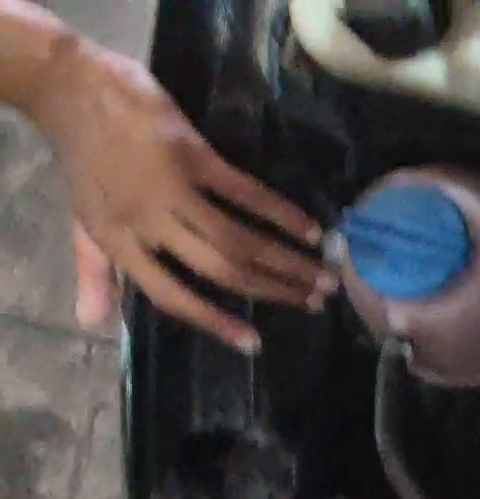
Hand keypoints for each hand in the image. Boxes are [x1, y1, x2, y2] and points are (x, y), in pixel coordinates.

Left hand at [21, 36, 334, 351]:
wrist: (65, 85)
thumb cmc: (82, 159)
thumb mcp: (82, 219)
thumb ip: (97, 271)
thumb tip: (94, 320)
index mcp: (116, 238)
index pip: (168, 295)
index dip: (213, 323)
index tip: (255, 345)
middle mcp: (142, 218)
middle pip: (222, 269)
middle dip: (276, 290)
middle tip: (315, 302)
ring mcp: (167, 186)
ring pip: (240, 239)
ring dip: (290, 262)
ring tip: (326, 275)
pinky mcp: (189, 154)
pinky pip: (249, 194)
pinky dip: (286, 217)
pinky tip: (313, 231)